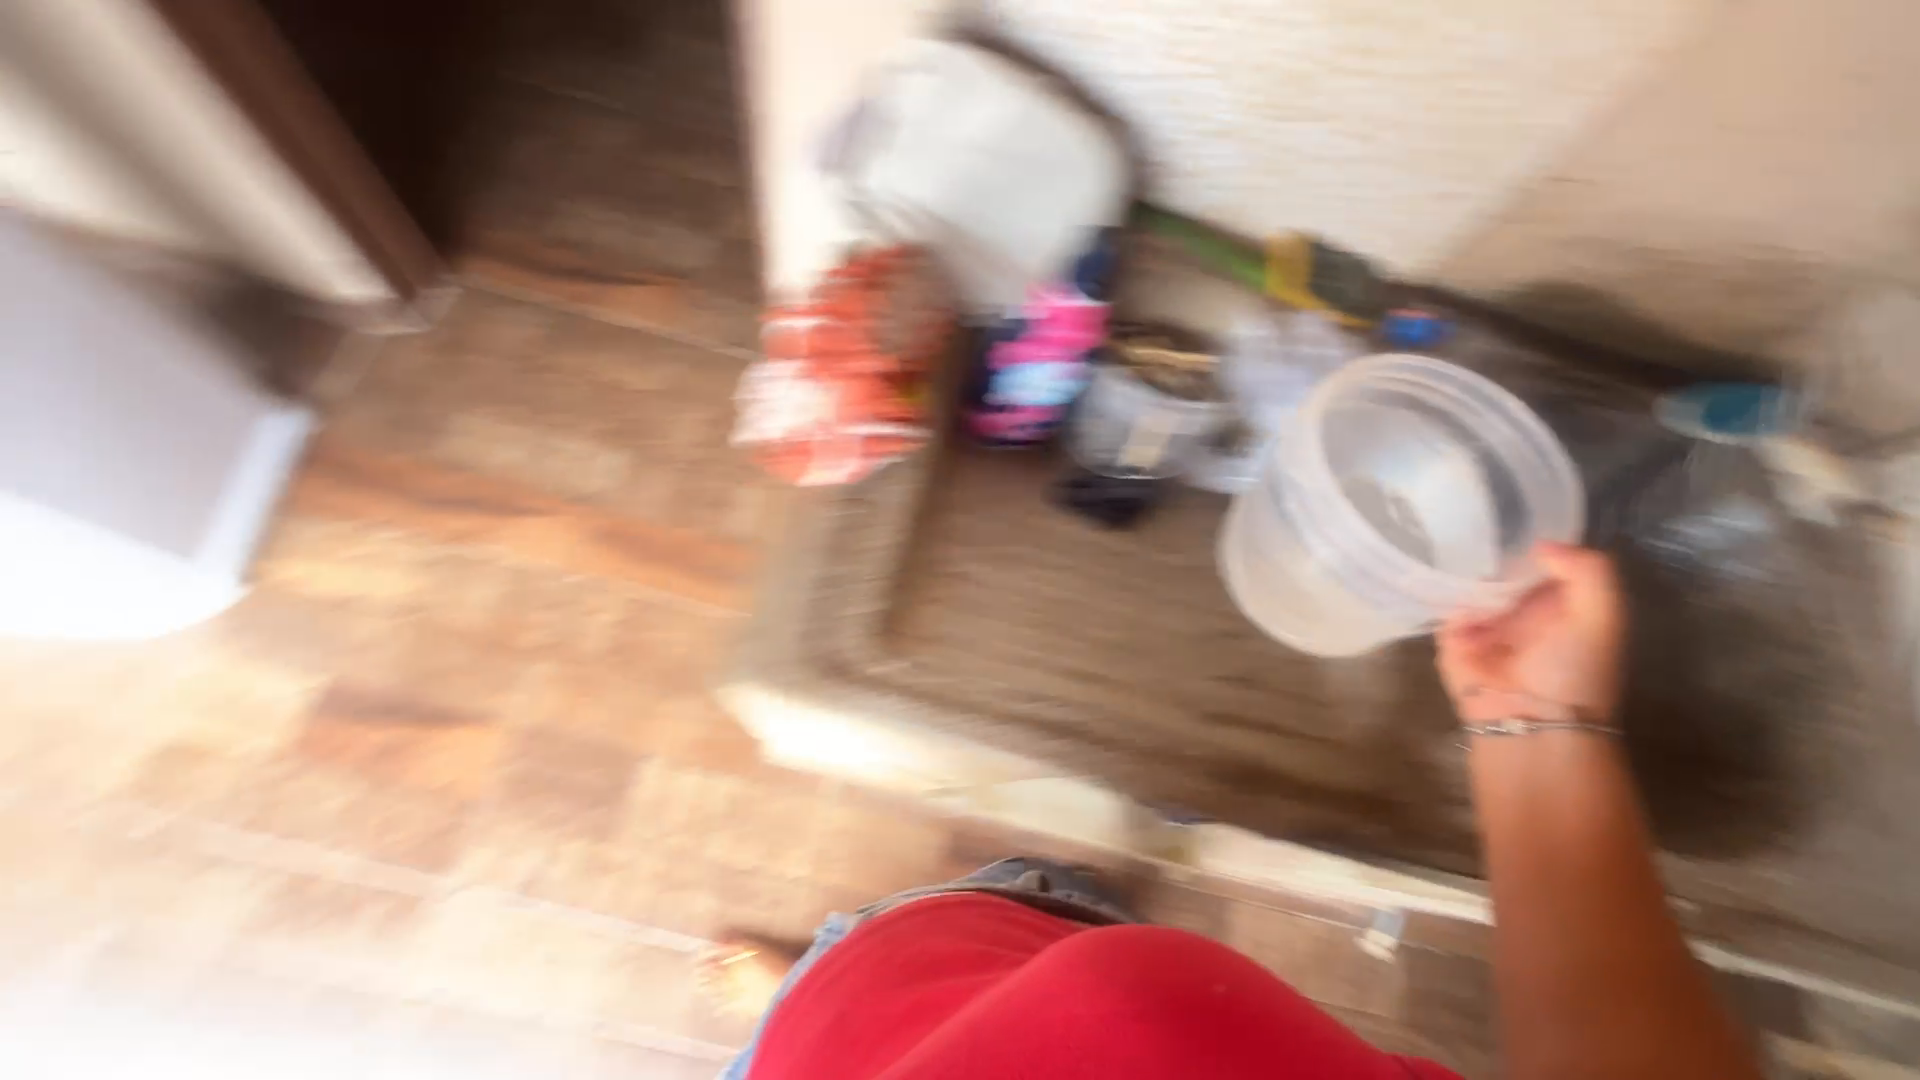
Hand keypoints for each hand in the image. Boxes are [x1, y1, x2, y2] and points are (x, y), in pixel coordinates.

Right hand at [1436, 542, 1625, 725]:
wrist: (1532, 720)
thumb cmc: (1574, 669)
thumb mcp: (1602, 617)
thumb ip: (1588, 572)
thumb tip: (1541, 543)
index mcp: (1560, 604)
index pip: (1545, 561)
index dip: (1533, 538)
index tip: (1515, 516)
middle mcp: (1522, 611)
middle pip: (1502, 569)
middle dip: (1492, 552)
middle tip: (1477, 525)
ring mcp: (1484, 626)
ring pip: (1468, 586)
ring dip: (1463, 573)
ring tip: (1453, 547)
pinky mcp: (1451, 641)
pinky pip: (1443, 611)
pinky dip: (1443, 599)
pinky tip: (1445, 583)